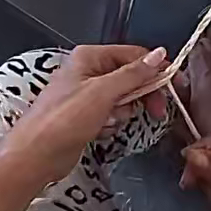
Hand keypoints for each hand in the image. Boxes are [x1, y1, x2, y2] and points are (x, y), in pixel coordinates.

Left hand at [0, 45, 168, 188]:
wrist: (35, 156)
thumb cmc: (64, 120)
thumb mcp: (104, 92)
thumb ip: (134, 74)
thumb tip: (160, 54)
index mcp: (90, 57)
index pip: (134, 55)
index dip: (156, 69)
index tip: (176, 85)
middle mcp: (88, 71)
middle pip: (131, 76)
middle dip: (143, 93)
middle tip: (157, 111)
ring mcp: (86, 93)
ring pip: (123, 96)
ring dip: (125, 110)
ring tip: (113, 121)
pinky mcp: (86, 115)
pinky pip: (112, 112)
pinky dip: (113, 121)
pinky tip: (103, 129)